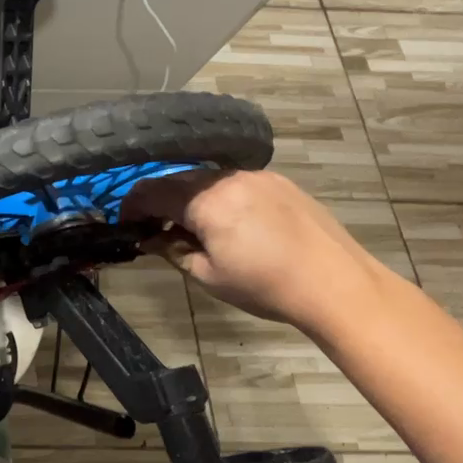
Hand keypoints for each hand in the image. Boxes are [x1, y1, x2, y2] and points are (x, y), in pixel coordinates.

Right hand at [122, 169, 392, 331]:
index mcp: (205, 200)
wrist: (337, 286)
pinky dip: (218, 196)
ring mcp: (256, 176)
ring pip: (207, 179)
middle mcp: (227, 178)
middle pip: (177, 180)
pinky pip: (234, 182)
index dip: (131, 207)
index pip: (151, 192)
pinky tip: (227, 222)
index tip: (124, 224)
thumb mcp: (208, 276)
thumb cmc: (266, 286)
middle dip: (159, 201)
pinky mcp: (279, 182)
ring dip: (189, 197)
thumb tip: (151, 239)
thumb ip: (173, 250)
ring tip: (190, 226)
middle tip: (153, 227)